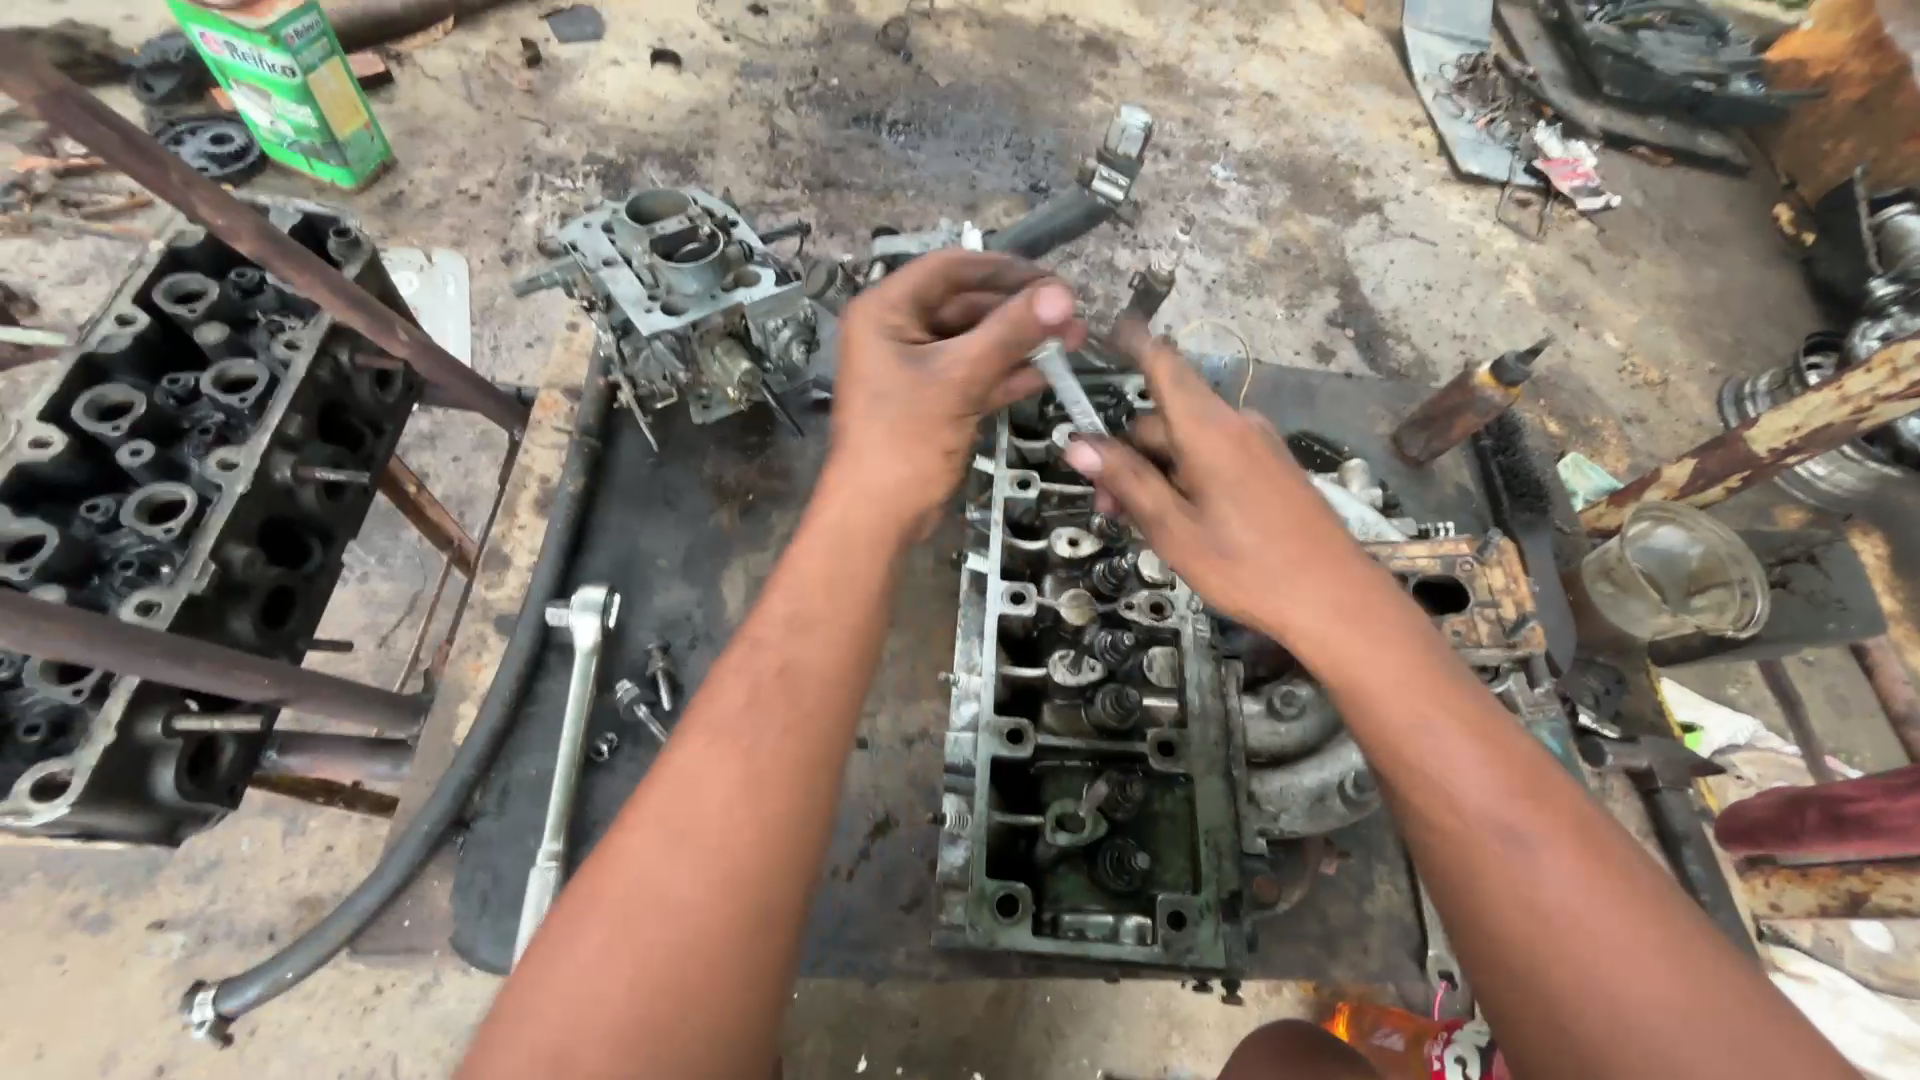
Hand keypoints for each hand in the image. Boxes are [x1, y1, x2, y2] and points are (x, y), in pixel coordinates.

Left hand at [826, 250, 1084, 534]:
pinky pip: (975, 374)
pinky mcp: (934, 400)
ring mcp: (916, 368)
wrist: (877, 515)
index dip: (1002, 269)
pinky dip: (1008, 373)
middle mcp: (897, 331)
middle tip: (1071, 314)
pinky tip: (1049, 371)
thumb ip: (1010, 333)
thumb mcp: (959, 378)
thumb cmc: (904, 439)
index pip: (949, 269)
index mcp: (885, 311)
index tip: (1051, 279)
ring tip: (1074, 341)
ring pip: (976, 342)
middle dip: (1019, 311)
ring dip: (1021, 343)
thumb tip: (1064, 295)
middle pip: (966, 304)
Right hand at [1060, 320, 1373, 637]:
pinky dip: (1185, 479)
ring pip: (1187, 444)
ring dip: (1155, 474)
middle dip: (1128, 455)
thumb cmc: (1247, 566)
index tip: (1109, 329)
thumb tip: (1078, 444)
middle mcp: (1235, 425)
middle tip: (1107, 509)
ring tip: (1143, 526)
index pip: (1165, 366)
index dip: (1134, 344)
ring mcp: (1257, 447)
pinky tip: (1181, 522)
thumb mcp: (1173, 529)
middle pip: (1165, 420)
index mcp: (1210, 431)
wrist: (1335, 600)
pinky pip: (1213, 459)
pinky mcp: (1270, 469)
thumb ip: (1127, 481)